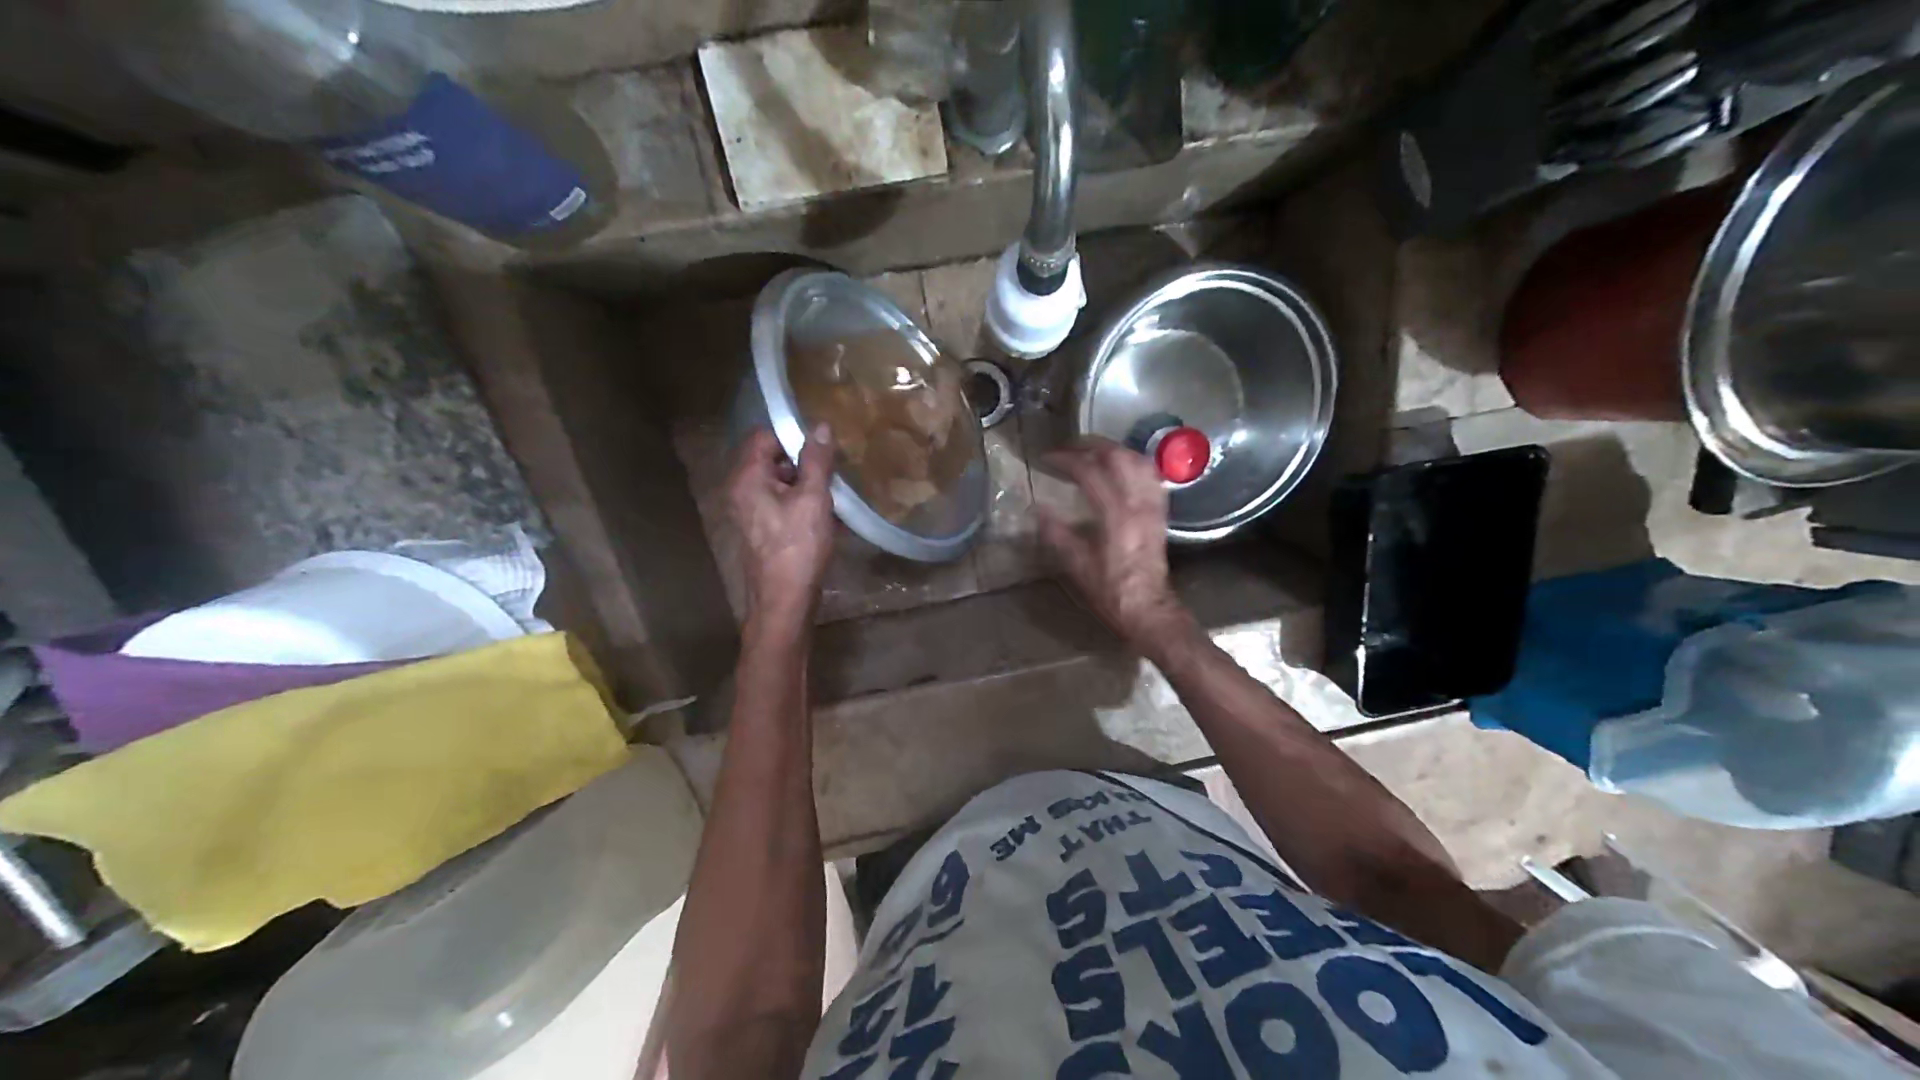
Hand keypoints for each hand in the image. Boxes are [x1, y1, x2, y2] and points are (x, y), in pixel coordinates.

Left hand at [727, 424, 835, 629]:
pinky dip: (801, 503)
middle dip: (802, 461)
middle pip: (770, 459)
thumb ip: (817, 460)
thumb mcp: (814, 498)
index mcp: (747, 477)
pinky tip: (827, 516)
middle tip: (831, 469)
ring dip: (805, 484)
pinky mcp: (760, 529)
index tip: (821, 445)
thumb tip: (821, 427)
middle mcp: (740, 490)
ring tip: (833, 493)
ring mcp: (749, 511)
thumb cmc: (798, 546)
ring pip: (779, 482)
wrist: (785, 599)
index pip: (764, 436)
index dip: (792, 434)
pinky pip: (780, 503)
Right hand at [1038, 438, 1196, 651]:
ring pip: (1138, 461)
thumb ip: (1058, 534)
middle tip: (1068, 447)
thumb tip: (1038, 509)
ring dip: (1114, 449)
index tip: (1047, 459)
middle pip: (1117, 456)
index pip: (1089, 472)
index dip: (1065, 459)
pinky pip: (1152, 476)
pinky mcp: (1161, 513)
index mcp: (1115, 515)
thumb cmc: (1112, 592)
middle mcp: (1138, 503)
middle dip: (1090, 445)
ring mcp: (1153, 506)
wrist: (1150, 610)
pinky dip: (1135, 464)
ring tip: (1094, 451)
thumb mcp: (1077, 567)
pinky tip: (1123, 467)